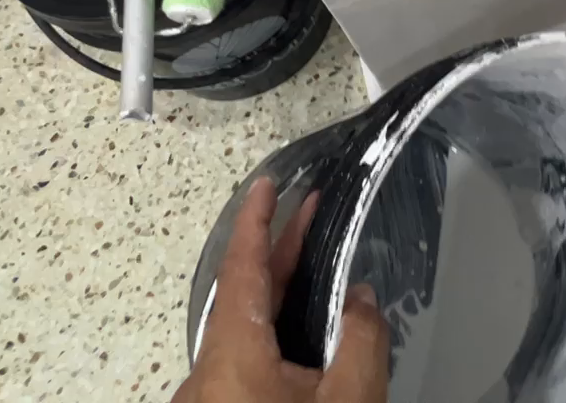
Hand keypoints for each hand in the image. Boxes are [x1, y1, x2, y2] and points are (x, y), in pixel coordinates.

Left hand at [172, 179, 389, 402]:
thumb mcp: (351, 399)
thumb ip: (361, 337)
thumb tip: (358, 297)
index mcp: (232, 359)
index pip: (240, 272)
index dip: (253, 223)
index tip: (264, 184)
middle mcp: (205, 378)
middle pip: (241, 298)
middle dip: (277, 250)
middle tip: (311, 207)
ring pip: (241, 332)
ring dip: (276, 292)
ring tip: (311, 258)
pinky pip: (240, 362)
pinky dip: (269, 328)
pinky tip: (301, 332)